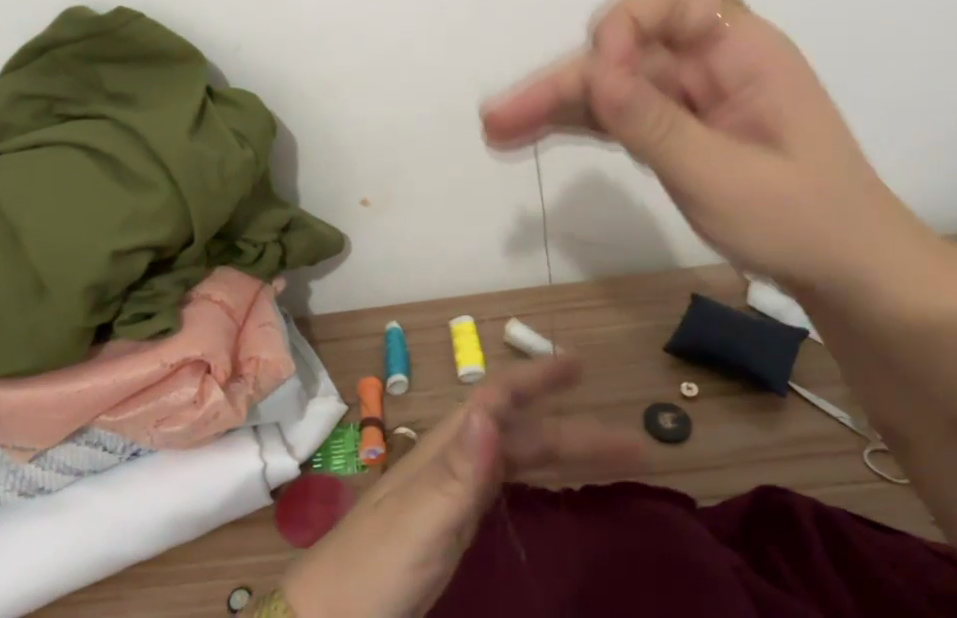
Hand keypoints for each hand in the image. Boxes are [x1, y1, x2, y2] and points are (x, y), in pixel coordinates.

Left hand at [277, 356, 643, 617]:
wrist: (329, 617)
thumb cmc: (374, 570)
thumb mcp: (421, 521)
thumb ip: (458, 469)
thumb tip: (492, 409)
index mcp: (443, 452)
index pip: (496, 400)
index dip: (536, 378)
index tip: (580, 364)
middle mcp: (448, 462)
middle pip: (516, 432)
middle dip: (569, 426)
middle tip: (627, 437)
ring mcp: (446, 494)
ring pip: (511, 458)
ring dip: (556, 451)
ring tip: (602, 456)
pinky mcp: (447, 525)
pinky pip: (501, 486)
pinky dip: (531, 476)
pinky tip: (540, 482)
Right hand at [481, 0, 927, 286]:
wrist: (846, 270)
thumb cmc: (804, 222)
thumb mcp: (727, 178)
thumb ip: (657, 126)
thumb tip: (593, 75)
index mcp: (742, 50)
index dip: (625, 21)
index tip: (602, 75)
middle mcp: (708, 62)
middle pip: (623, 47)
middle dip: (563, 77)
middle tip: (501, 116)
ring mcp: (688, 96)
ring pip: (609, 83)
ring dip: (553, 102)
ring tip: (496, 128)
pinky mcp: (673, 128)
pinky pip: (616, 115)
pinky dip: (575, 124)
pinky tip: (526, 136)